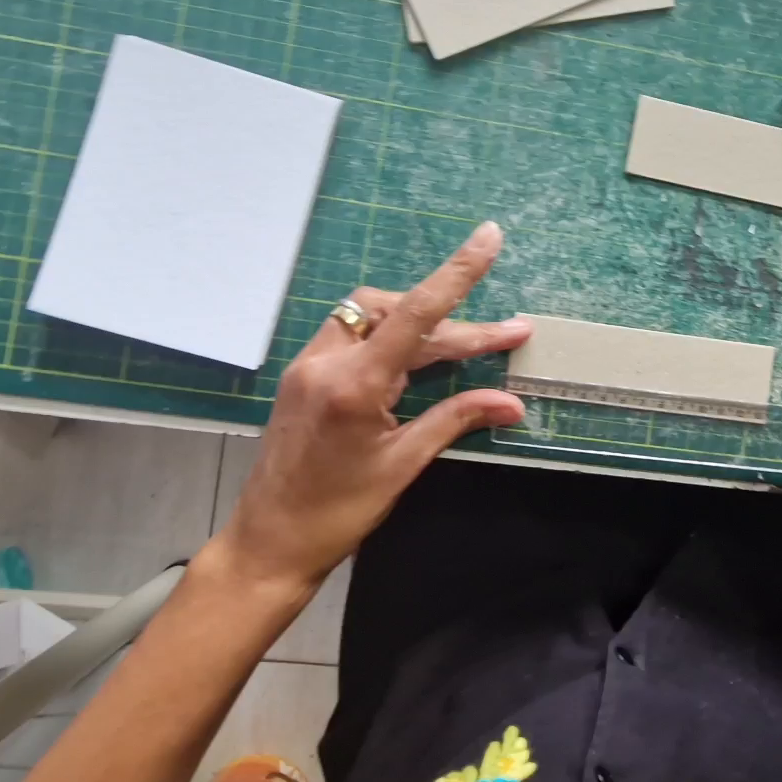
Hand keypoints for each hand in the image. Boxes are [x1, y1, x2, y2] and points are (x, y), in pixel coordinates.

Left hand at [213, 221, 530, 587]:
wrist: (269, 543)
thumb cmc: (338, 513)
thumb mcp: (403, 465)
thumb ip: (456, 420)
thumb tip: (513, 403)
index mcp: (353, 384)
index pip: (415, 313)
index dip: (457, 273)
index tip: (489, 238)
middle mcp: (325, 362)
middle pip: (396, 312)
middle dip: (453, 324)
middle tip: (505, 338)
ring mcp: (308, 367)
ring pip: (371, 319)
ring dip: (418, 327)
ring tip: (464, 350)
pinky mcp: (303, 378)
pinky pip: (353, 339)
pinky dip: (390, 342)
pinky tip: (416, 364)